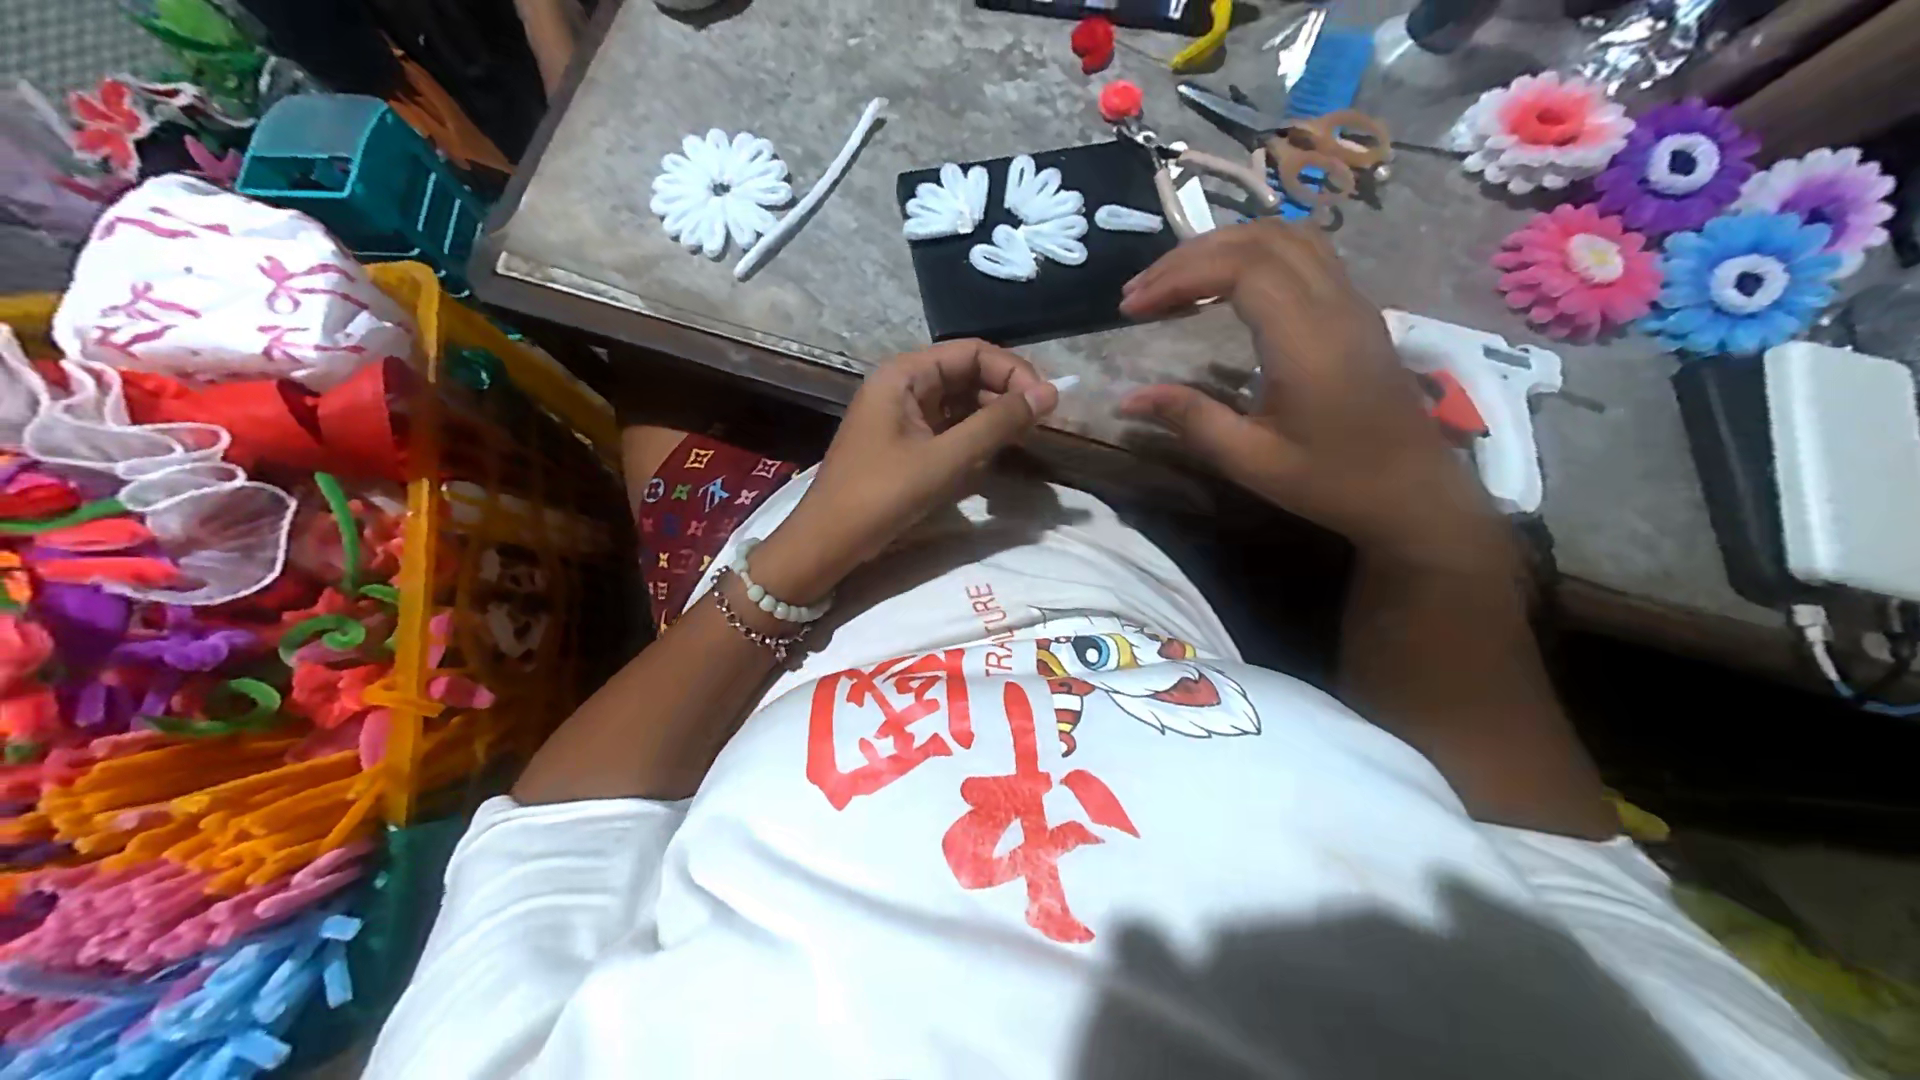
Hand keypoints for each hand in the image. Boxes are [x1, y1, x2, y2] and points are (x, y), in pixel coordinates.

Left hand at [751, 340, 1057, 602]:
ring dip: (991, 419)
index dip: (1013, 371)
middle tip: (1038, 427)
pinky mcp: (904, 443)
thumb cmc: (882, 494)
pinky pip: (947, 428)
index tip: (1045, 402)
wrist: (828, 541)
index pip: (973, 353)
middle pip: (968, 375)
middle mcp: (903, 385)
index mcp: (905, 374)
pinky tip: (990, 457)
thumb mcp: (946, 459)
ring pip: (960, 404)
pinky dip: (972, 439)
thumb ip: (998, 423)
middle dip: (1005, 396)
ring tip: (1020, 442)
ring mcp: (902, 415)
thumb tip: (1050, 393)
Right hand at [1117, 222, 1508, 571]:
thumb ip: (1191, 420)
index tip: (1131, 308)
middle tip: (1139, 292)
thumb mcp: (1251, 460)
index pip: (1240, 269)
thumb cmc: (1332, 481)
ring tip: (1173, 281)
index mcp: (1307, 340)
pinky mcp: (1354, 309)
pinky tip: (1222, 285)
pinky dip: (1252, 253)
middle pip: (1259, 240)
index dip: (1178, 276)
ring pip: (1285, 236)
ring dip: (1222, 247)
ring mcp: (1350, 301)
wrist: (1412, 491)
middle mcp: (1334, 304)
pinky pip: (1302, 253)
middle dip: (1189, 256)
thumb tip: (1127, 399)